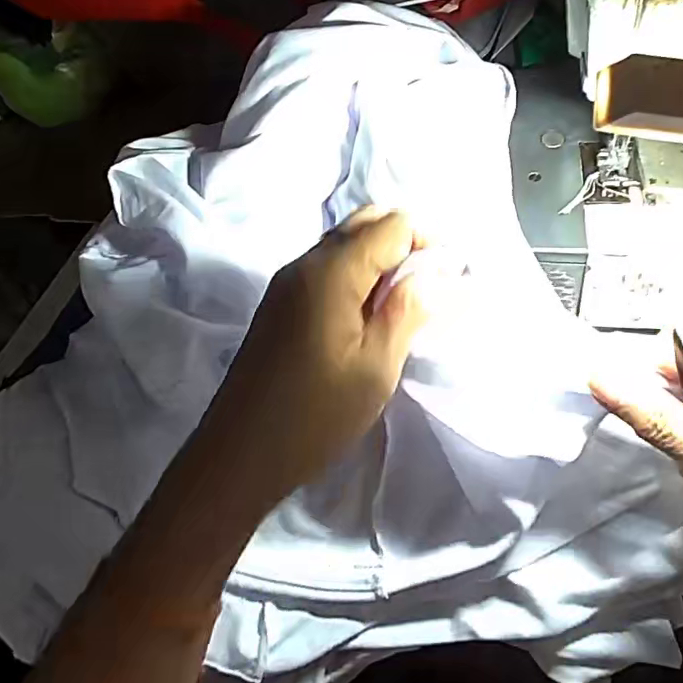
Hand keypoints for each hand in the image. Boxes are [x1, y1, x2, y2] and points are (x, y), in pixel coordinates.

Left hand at [208, 207, 427, 502]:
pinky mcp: (281, 304)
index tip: (447, 278)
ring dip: (383, 257)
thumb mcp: (377, 367)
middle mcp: (305, 264)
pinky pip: (330, 265)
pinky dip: (360, 273)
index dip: (427, 242)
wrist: (235, 461)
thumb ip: (408, 310)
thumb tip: (433, 272)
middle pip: (366, 221)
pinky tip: (371, 315)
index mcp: (331, 273)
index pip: (392, 225)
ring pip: (347, 242)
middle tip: (429, 286)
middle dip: (407, 241)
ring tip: (405, 302)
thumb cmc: (315, 416)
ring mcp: (288, 283)